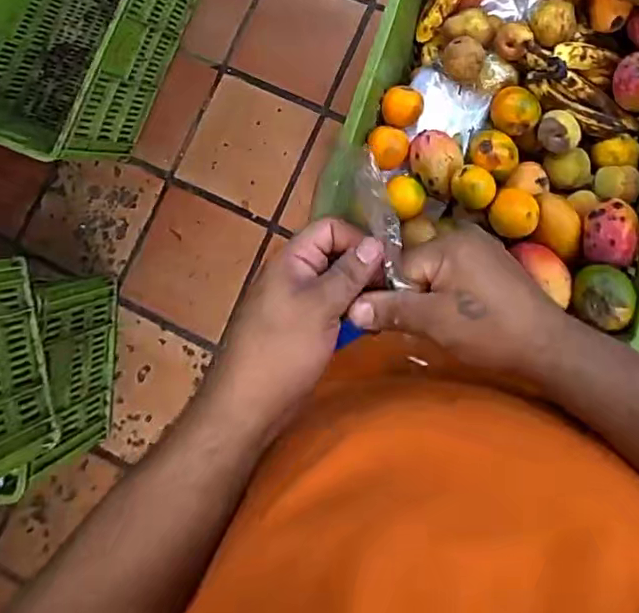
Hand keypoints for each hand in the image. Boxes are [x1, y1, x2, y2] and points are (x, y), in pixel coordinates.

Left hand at [202, 218, 381, 434]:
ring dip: (361, 291)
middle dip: (364, 267)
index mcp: (292, 259)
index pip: (331, 228)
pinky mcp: (302, 325)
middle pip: (336, 254)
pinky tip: (368, 325)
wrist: (245, 409)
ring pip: (337, 282)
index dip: (358, 239)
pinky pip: (332, 306)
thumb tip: (377, 242)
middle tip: (392, 288)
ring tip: (385, 308)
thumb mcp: (322, 306)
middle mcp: (294, 273)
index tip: (386, 264)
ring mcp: (297, 300)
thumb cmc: (282, 351)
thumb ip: (350, 273)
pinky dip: (350, 311)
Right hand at [348, 223, 578, 379]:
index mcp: (449, 242)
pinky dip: (453, 296)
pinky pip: (458, 275)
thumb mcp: (435, 323)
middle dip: (414, 298)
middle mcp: (464, 235)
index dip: (394, 297)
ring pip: (437, 274)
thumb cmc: (489, 331)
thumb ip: (392, 310)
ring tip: (445, 327)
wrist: (548, 345)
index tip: (392, 325)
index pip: (400, 266)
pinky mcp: (494, 265)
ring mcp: (483, 248)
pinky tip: (463, 319)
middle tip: (424, 329)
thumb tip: (351, 307)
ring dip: (433, 300)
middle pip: (418, 267)